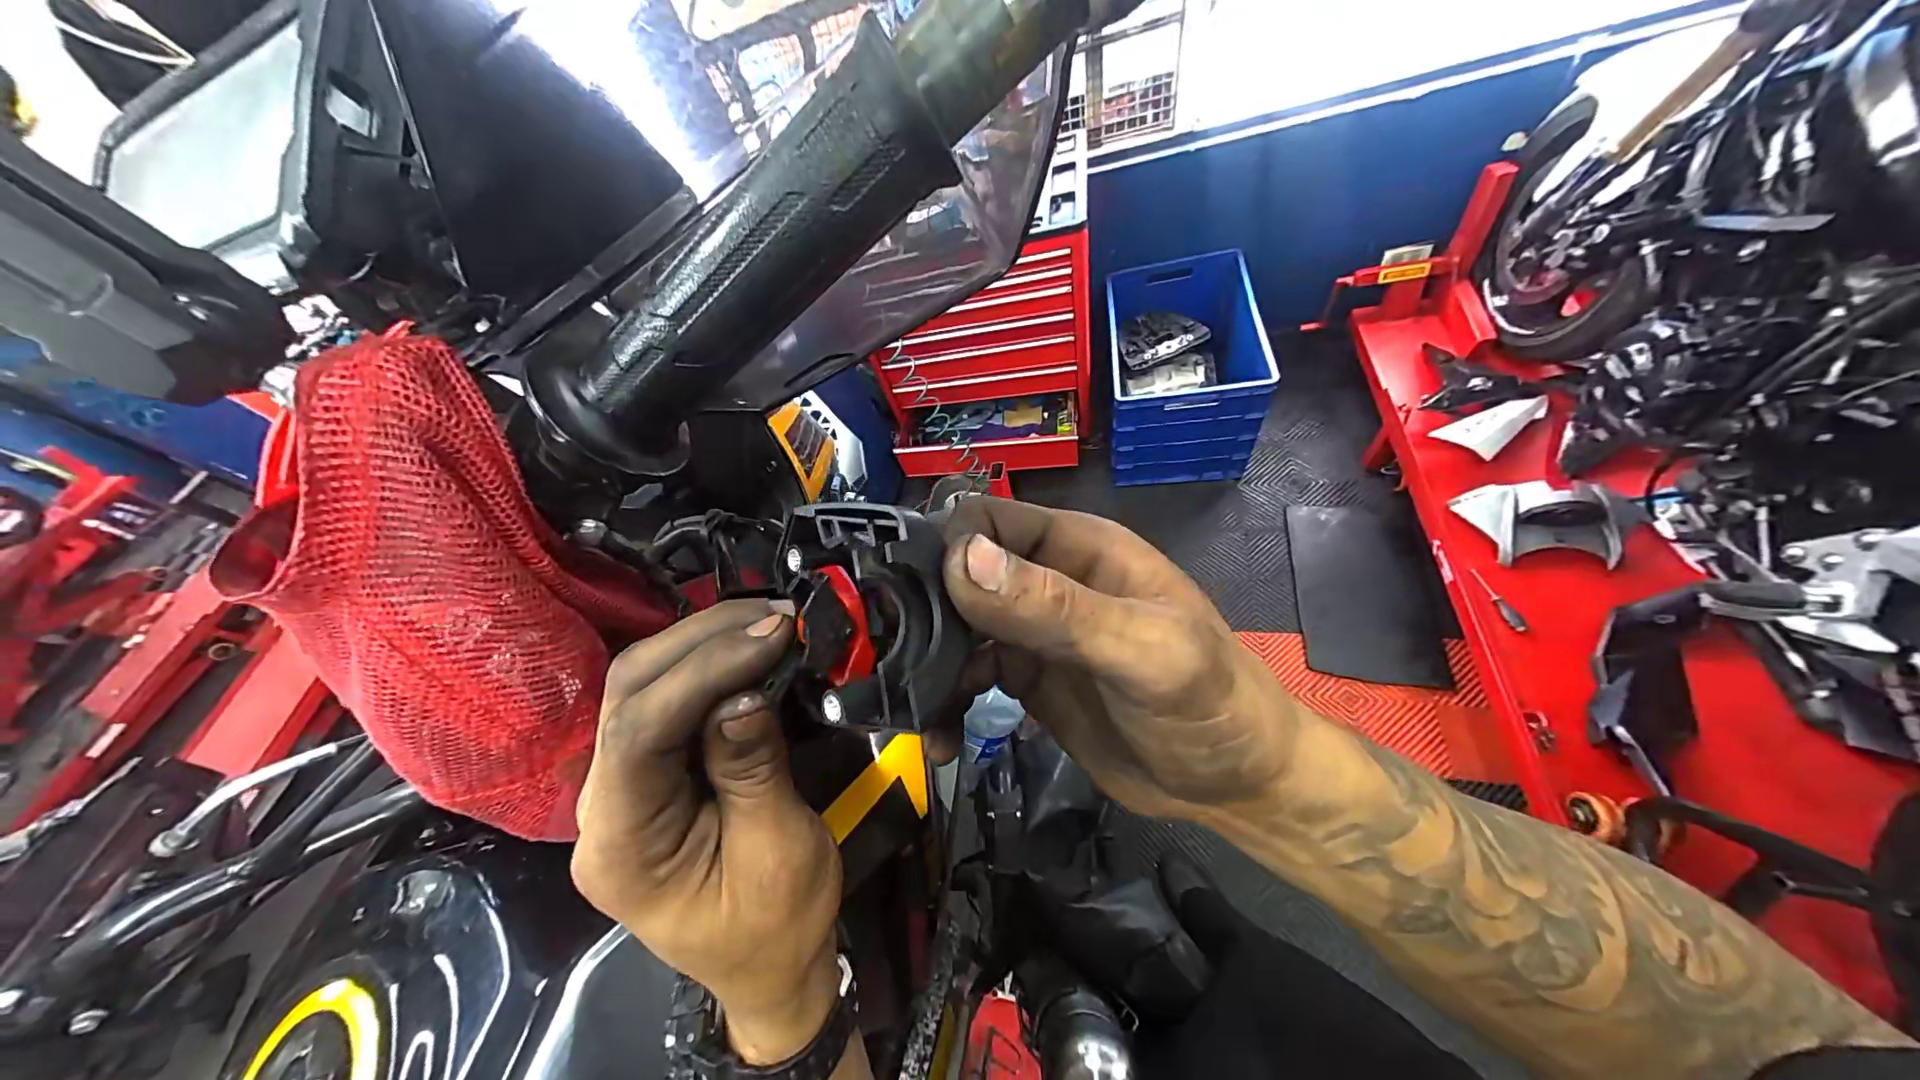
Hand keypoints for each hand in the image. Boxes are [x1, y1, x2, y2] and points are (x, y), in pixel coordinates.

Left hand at [570, 599, 843, 1064]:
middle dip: (704, 640)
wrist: (772, 966)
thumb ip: (753, 770)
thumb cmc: (776, 926)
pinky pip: (671, 699)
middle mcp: (604, 804)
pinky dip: (714, 663)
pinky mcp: (654, 770)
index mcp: (620, 843)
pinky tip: (750, 645)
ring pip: (645, 683)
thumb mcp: (778, 852)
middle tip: (778, 616)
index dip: (703, 672)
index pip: (638, 731)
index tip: (771, 636)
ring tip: (771, 621)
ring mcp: (625, 784)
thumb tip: (745, 691)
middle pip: (631, 691)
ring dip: (708, 641)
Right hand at [939, 498, 1297, 821]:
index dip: (947, 550)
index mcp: (1076, 548)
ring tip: (915, 708)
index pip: (987, 519)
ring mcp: (1033, 632)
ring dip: (928, 662)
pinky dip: (946, 700)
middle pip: (960, 573)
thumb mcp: (1141, 651)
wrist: (1237, 781)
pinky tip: (938, 735)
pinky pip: (968, 677)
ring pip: (956, 628)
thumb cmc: (1210, 704)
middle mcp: (1046, 581)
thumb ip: (1057, 607)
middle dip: (924, 612)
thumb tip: (963, 558)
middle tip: (892, 661)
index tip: (916, 602)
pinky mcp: (1026, 679)